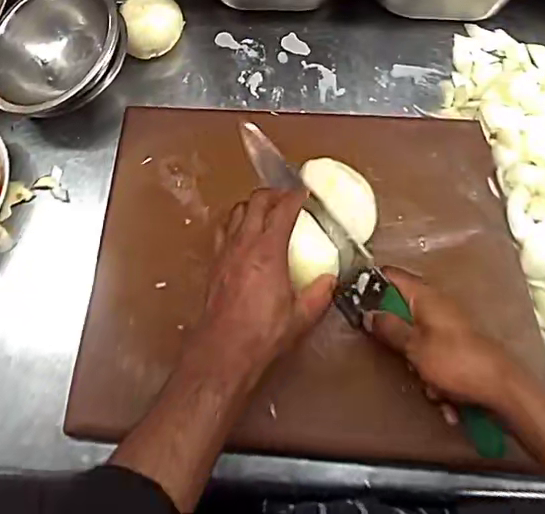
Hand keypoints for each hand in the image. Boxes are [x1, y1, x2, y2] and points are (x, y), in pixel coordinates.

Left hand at [186, 188, 334, 382]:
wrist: (222, 352)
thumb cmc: (263, 333)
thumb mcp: (301, 317)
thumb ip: (319, 294)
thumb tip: (330, 279)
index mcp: (269, 249)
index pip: (283, 210)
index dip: (295, 197)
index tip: (304, 193)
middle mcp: (245, 242)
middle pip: (256, 201)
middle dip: (273, 193)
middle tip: (286, 197)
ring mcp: (226, 250)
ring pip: (236, 211)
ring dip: (252, 204)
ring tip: (264, 209)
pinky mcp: (214, 262)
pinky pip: (223, 229)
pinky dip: (234, 220)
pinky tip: (241, 231)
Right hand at [363, 266, 534, 422]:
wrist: (502, 388)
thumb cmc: (455, 361)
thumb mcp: (414, 347)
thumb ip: (388, 328)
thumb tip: (367, 312)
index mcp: (423, 294)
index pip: (390, 274)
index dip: (370, 283)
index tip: (354, 299)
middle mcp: (435, 302)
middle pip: (401, 311)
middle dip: (397, 339)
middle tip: (399, 356)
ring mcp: (448, 323)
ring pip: (416, 339)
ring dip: (418, 364)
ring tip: (430, 384)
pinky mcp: (457, 345)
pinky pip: (434, 355)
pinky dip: (436, 375)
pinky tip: (444, 395)